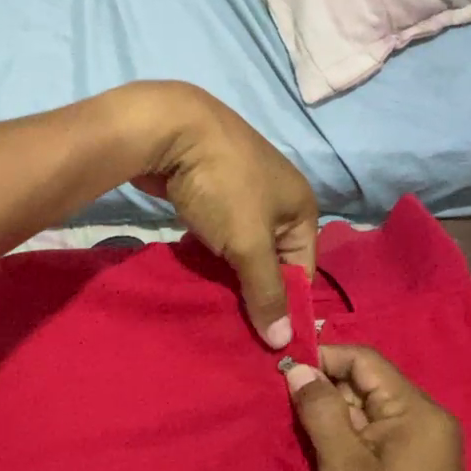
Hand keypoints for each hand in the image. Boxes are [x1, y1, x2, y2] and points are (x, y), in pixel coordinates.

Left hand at [120, 82, 316, 347]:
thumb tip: (285, 342)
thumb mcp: (249, 243)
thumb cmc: (222, 185)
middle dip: (253, 291)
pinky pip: (215, 235)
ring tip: (213, 308)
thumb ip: (266, 292)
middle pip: (271, 260)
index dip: (285, 305)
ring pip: (240, 247)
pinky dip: (208, 254)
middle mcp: (278, 199)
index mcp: (301, 208)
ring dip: (227, 274)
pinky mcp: (210, 192)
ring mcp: (242, 193)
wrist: (169, 128)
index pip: (301, 270)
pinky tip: (195, 276)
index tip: (265, 341)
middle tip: (235, 329)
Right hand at [286, 345, 470, 470]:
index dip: (323, 358)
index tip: (283, 371)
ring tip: (304, 432)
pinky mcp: (418, 460)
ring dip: (335, 414)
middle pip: (368, 382)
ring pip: (369, 406)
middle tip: (288, 409)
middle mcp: (428, 416)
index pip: (365, 360)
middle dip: (326, 389)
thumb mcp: (342, 465)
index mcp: (416, 410)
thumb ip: (320, 411)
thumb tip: (298, 369)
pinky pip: (378, 429)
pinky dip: (350, 433)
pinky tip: (328, 451)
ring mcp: (426, 439)